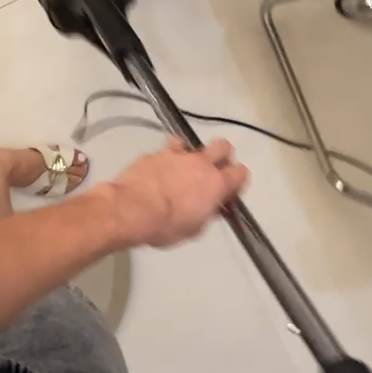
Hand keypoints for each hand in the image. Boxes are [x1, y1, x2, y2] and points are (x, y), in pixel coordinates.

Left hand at [102, 139, 247, 247]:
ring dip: (189, 156)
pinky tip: (157, 172)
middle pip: (222, 146)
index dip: (237, 181)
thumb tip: (211, 206)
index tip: (229, 191)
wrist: (130, 209)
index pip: (241, 172)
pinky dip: (165, 160)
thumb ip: (207, 212)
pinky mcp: (153, 152)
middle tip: (211, 172)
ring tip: (179, 171)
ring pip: (191, 144)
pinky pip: (165, 150)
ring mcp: (175, 154)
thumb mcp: (195, 228)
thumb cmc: (166, 225)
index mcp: (216, 183)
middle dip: (222, 156)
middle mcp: (199, 163)